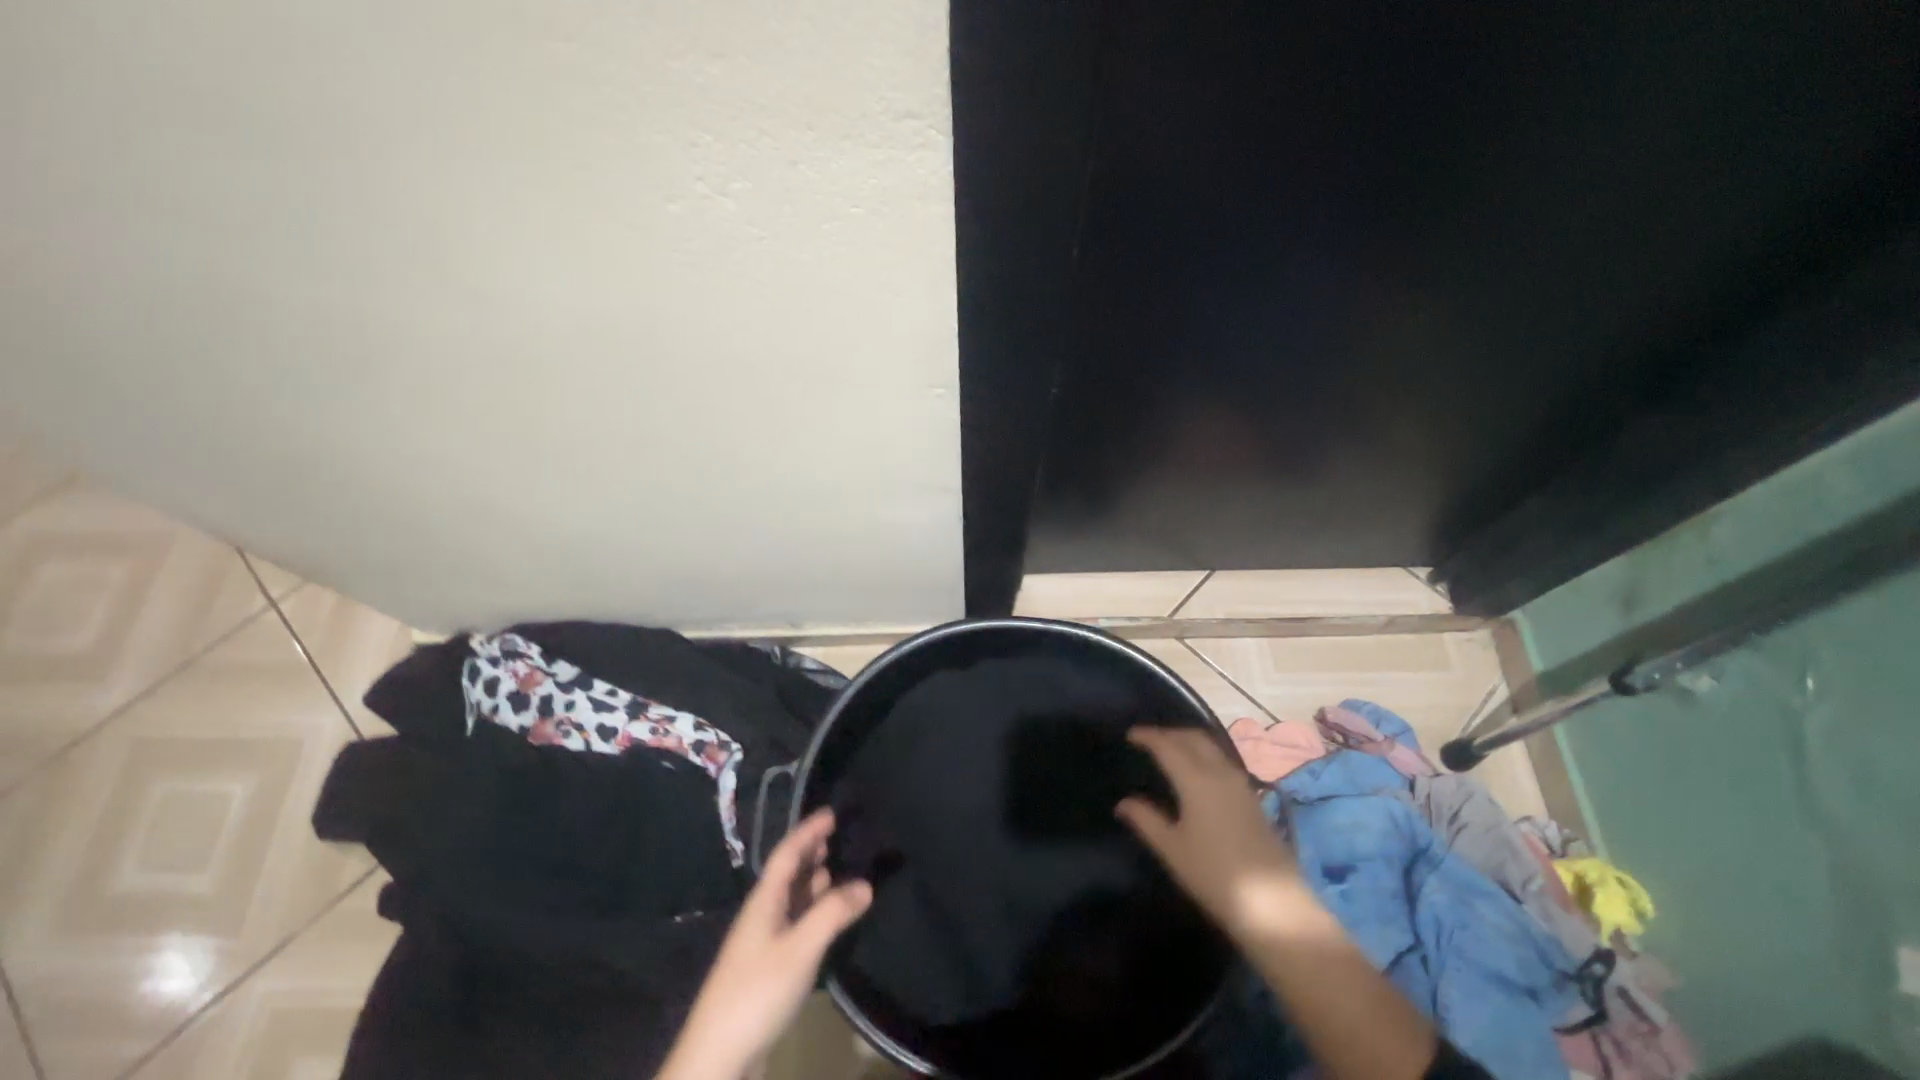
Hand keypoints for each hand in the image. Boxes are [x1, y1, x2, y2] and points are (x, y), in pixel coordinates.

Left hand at [657, 809, 872, 1079]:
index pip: (786, 855)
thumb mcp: (800, 949)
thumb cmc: (757, 992)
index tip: (831, 812)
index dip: (807, 832)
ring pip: (792, 901)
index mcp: (763, 903)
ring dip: (814, 883)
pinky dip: (815, 913)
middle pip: (787, 875)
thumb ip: (832, 914)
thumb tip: (865, 883)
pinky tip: (831, 920)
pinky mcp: (770, 969)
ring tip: (841, 870)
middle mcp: (762, 916)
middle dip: (811, 854)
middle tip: (841, 837)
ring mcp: (764, 944)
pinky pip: (796, 925)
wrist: (720, 1055)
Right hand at [1116, 727, 1305, 938]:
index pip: (1169, 746)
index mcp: (1197, 781)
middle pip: (1194, 738)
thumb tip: (1124, 802)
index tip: (1130, 734)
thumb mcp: (1173, 850)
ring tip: (1169, 750)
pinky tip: (1196, 773)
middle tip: (1148, 739)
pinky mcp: (1253, 798)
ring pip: (1212, 747)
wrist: (1273, 904)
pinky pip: (1223, 761)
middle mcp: (1221, 773)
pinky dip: (1204, 755)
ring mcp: (1242, 785)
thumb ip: (1146, 820)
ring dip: (1189, 741)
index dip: (1148, 736)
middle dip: (1169, 733)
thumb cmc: (1214, 875)